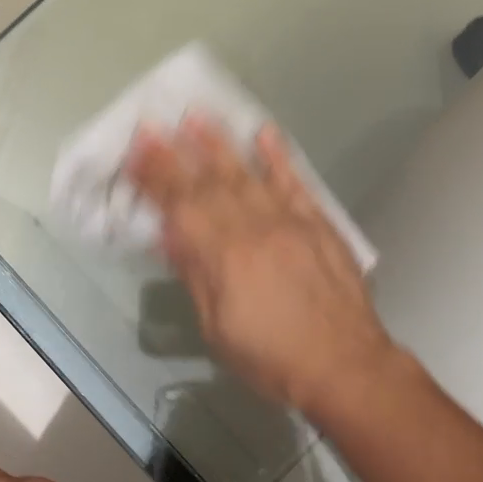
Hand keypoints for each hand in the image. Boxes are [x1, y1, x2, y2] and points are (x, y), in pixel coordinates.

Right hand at [125, 116, 398, 414]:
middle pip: (207, 183)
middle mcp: (252, 228)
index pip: (180, 206)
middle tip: (153, 124)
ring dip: (219, 142)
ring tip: (198, 115)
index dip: (155, 177)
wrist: (346, 367)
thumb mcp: (217, 329)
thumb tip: (170, 235)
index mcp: (224, 257)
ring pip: (246, 173)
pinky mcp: (317, 222)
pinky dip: (278, 155)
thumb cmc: (272, 359)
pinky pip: (294, 181)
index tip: (136, 150)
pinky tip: (264, 132)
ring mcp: (288, 220)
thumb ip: (196, 276)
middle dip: (176, 152)